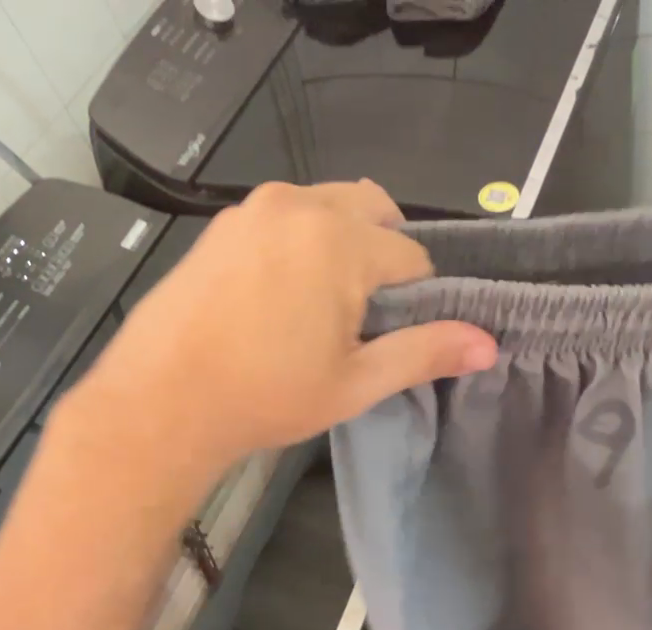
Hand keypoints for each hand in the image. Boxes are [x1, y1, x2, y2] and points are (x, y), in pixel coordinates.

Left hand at [72, 180, 495, 469]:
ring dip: (343, 245)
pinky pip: (283, 218)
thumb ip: (424, 352)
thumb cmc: (267, 395)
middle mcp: (298, 206)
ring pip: (326, 208)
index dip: (417, 300)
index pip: (412, 257)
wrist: (162, 400)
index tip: (393, 337)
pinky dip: (300, 243)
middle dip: (385, 256)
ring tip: (321, 309)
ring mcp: (252, 209)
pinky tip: (278, 299)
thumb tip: (488, 344)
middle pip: (374, 211)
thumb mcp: (355, 382)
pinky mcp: (221, 226)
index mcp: (340, 240)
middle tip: (365, 317)